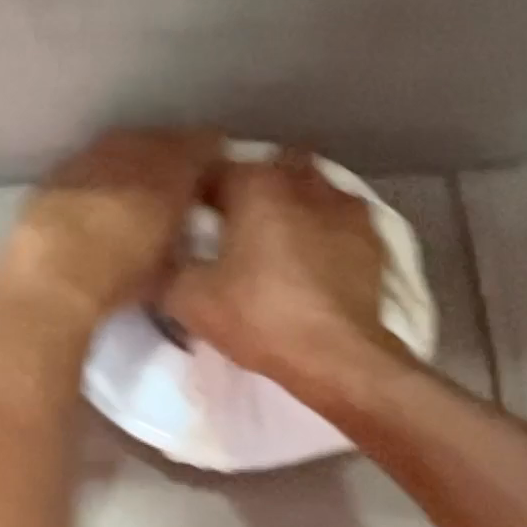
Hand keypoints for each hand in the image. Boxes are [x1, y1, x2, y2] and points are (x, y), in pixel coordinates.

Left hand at [0, 128, 222, 319]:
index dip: (210, 165)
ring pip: (121, 150)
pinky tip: (87, 211)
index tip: (208, 188)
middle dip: (168, 164)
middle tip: (167, 198)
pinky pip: (85, 169)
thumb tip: (182, 236)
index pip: (207, 143)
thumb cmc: (123, 272)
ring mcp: (92, 154)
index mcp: (176, 163)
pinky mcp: (56, 172)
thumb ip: (183, 238)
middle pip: (162, 142)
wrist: (53, 275)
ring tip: (125, 205)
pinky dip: (91, 184)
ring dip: (127, 171)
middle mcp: (135, 145)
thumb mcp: (170, 264)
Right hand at [164, 149, 414, 397]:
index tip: (187, 221)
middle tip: (230, 227)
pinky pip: (335, 219)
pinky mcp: (372, 235)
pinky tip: (309, 259)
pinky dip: (320, 229)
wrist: (335, 355)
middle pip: (266, 171)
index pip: (213, 170)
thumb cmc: (257, 318)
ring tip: (272, 242)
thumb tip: (154, 257)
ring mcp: (344, 205)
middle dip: (248, 191)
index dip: (196, 194)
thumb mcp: (188, 300)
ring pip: (307, 189)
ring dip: (288, 206)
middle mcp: (302, 182)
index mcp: (255, 185)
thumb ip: (165, 268)